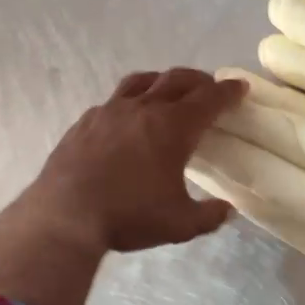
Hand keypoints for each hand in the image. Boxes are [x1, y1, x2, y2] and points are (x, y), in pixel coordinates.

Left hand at [8, 68, 242, 255]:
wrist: (65, 216)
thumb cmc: (130, 216)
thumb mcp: (181, 224)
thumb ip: (209, 215)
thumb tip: (226, 210)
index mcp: (172, 128)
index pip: (208, 100)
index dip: (228, 92)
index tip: (239, 86)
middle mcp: (142, 110)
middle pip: (176, 80)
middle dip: (199, 81)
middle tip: (211, 88)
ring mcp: (109, 112)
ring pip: (142, 82)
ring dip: (163, 81)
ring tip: (170, 89)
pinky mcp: (85, 122)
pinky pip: (115, 100)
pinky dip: (132, 100)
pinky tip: (130, 117)